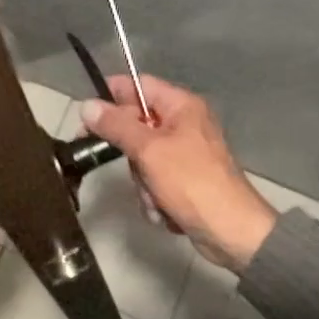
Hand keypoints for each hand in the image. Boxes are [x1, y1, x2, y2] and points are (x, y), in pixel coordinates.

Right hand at [81, 74, 277, 272]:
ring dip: (143, 183)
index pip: (139, 85)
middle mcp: (185, 124)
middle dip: (131, 154)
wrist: (232, 233)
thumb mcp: (148, 150)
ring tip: (156, 198)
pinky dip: (155, 197)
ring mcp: (186, 154)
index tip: (87, 113)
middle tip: (127, 166)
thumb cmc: (192, 182)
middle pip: (137, 125)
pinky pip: (155, 181)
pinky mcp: (186, 181)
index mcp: (181, 105)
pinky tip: (165, 212)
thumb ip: (115, 125)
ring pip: (143, 158)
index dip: (112, 94)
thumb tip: (86, 105)